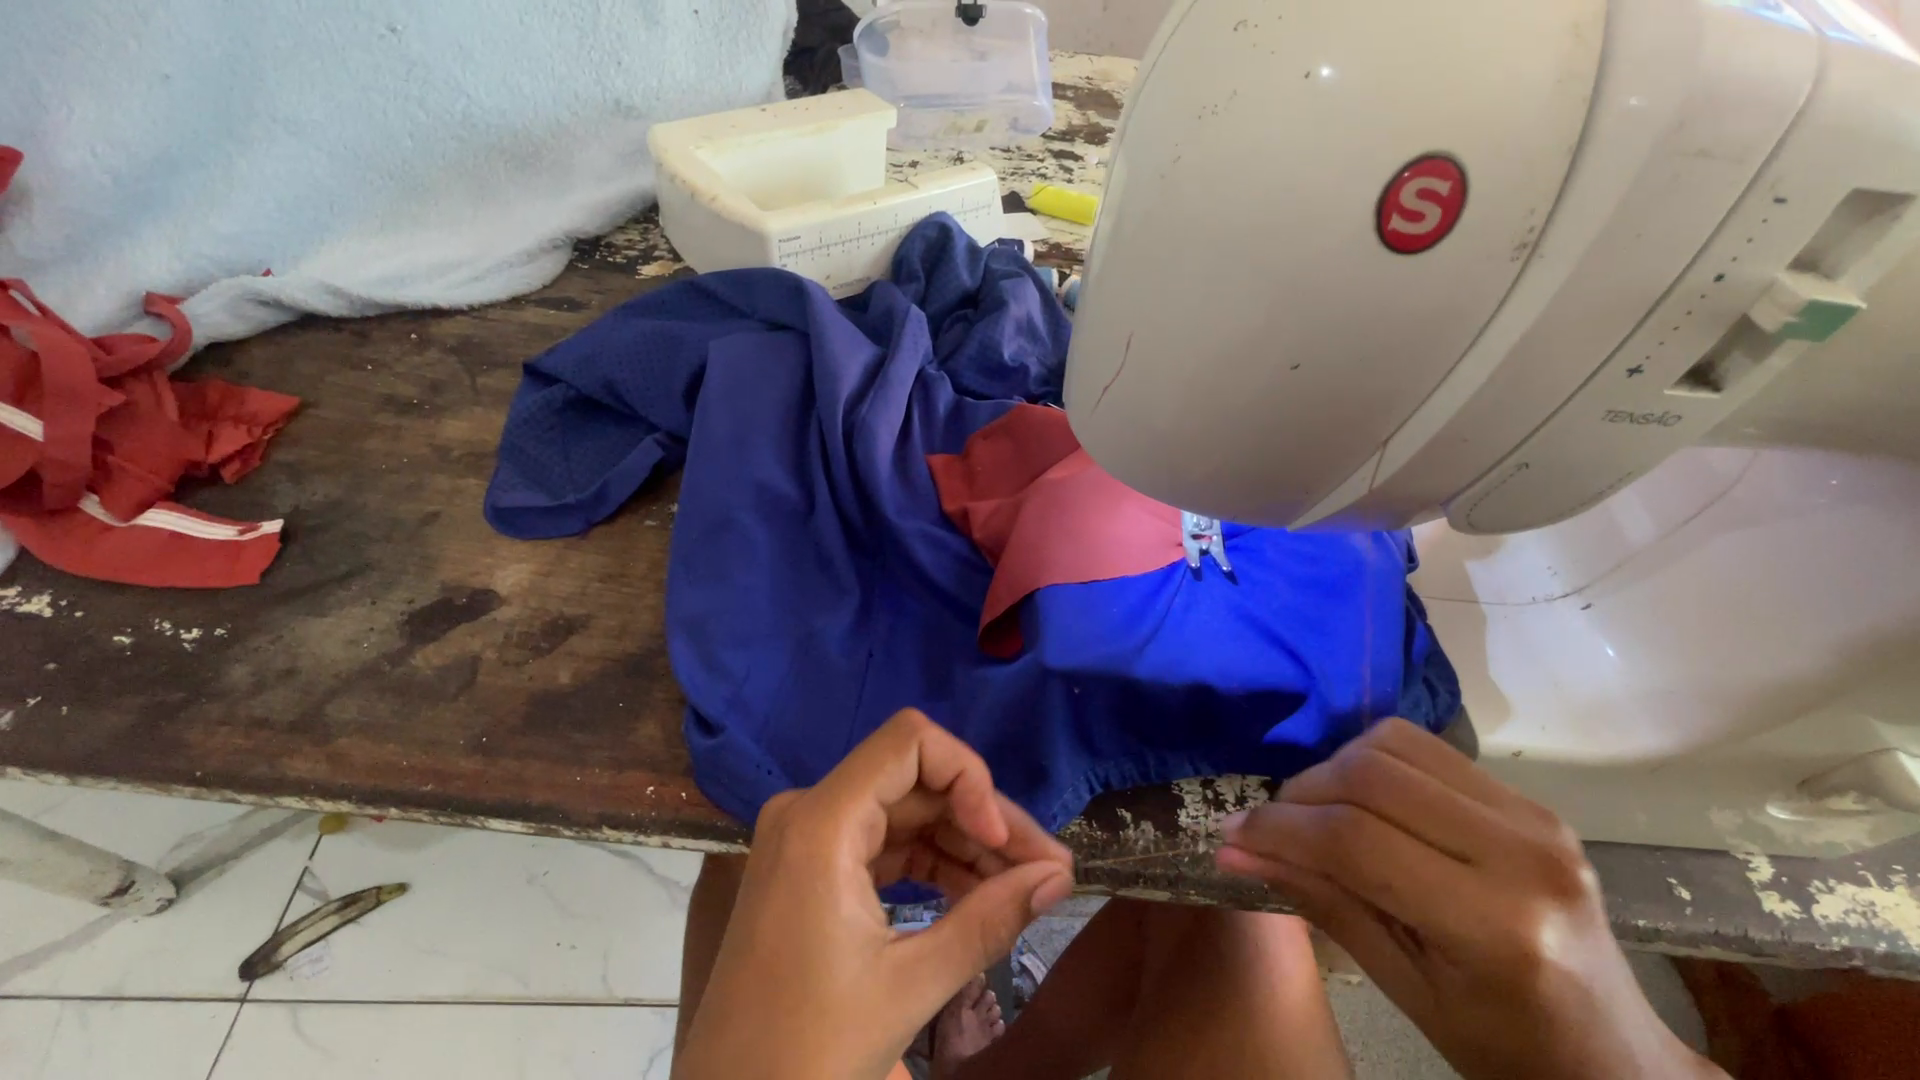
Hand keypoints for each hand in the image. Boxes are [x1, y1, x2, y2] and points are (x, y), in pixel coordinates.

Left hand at [675, 709, 1075, 1079]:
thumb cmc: (810, 1049)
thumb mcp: (910, 984)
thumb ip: (989, 920)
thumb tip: (1059, 877)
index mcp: (822, 822)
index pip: (910, 742)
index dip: (971, 777)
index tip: (1005, 841)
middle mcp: (811, 812)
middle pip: (917, 782)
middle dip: (985, 820)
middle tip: (1047, 871)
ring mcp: (808, 840)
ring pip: (907, 814)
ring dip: (967, 845)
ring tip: (1025, 889)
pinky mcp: (813, 870)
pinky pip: (886, 845)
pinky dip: (934, 865)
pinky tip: (980, 897)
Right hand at [1216, 719, 1720, 1079]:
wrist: (1613, 1053)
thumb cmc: (1501, 1045)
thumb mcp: (1401, 988)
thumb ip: (1320, 902)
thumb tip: (1230, 850)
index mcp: (1496, 925)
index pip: (1356, 840)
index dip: (1279, 828)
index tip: (1229, 834)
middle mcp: (1523, 852)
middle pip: (1371, 775)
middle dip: (1299, 793)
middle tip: (1268, 828)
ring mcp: (1534, 816)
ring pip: (1393, 745)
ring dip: (1332, 769)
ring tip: (1314, 814)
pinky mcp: (1530, 800)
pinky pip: (1425, 749)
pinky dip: (1371, 763)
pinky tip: (1360, 803)